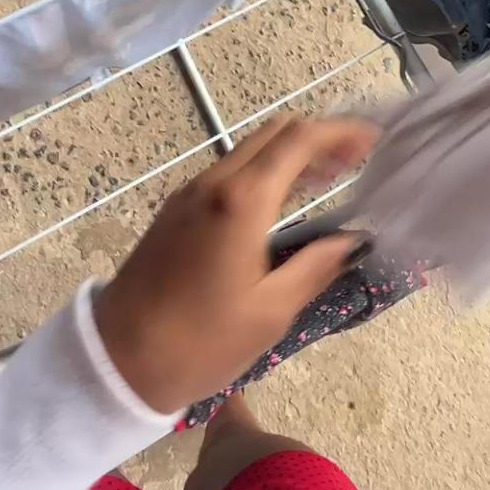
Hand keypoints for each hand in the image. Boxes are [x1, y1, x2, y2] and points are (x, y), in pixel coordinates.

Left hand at [93, 117, 379, 412]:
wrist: (117, 358)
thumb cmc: (199, 340)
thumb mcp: (270, 311)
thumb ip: (316, 266)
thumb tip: (354, 239)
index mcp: (242, 200)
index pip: (299, 140)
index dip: (340, 132)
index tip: (373, 139)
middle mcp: (215, 181)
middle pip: (275, 133)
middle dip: (319, 137)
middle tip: (356, 161)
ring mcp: (192, 191)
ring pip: (251, 149)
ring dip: (292, 153)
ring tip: (330, 177)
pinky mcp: (178, 208)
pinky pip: (231, 170)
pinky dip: (266, 170)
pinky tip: (283, 200)